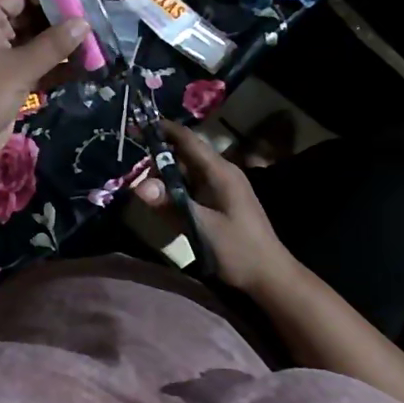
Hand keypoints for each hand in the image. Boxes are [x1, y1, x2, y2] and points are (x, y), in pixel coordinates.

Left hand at [0, 0, 88, 162]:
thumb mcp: (20, 68)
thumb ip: (53, 45)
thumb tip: (84, 23)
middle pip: (28, 16)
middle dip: (59, 21)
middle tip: (94, 22)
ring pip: (33, 42)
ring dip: (59, 45)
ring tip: (94, 44)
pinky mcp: (5, 79)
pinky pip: (32, 64)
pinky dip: (53, 65)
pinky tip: (83, 67)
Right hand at [132, 120, 298, 292]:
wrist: (270, 277)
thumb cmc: (238, 249)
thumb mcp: (201, 226)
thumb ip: (170, 204)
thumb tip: (137, 186)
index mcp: (220, 172)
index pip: (188, 140)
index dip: (162, 130)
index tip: (136, 125)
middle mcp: (221, 173)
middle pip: (184, 155)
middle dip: (158, 158)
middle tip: (133, 171)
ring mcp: (221, 187)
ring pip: (186, 172)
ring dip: (165, 176)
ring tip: (143, 189)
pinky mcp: (219, 201)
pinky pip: (191, 186)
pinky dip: (174, 189)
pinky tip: (161, 201)